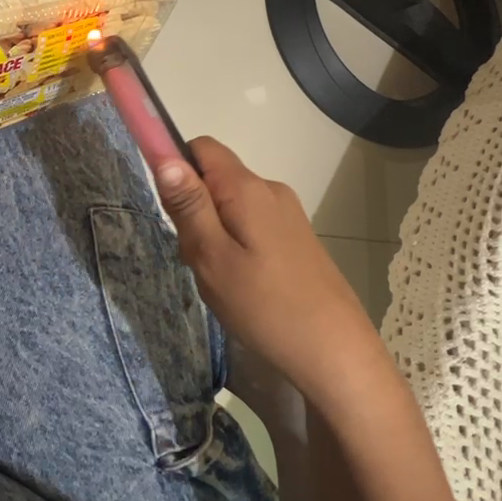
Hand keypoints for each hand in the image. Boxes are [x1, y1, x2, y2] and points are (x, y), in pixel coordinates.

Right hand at [153, 137, 385, 397]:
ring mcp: (288, 215)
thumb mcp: (212, 257)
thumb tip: (165, 157)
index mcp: (247, 189)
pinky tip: (241, 284)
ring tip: (219, 278)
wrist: (336, 353)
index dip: (176, 165)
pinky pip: (252, 224)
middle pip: (215, 177)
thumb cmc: (265, 305)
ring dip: (213, 230)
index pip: (201, 147)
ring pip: (232, 204)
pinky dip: (235, 244)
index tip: (168, 208)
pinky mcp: (297, 238)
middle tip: (194, 256)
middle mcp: (271, 190)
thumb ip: (188, 206)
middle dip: (193, 207)